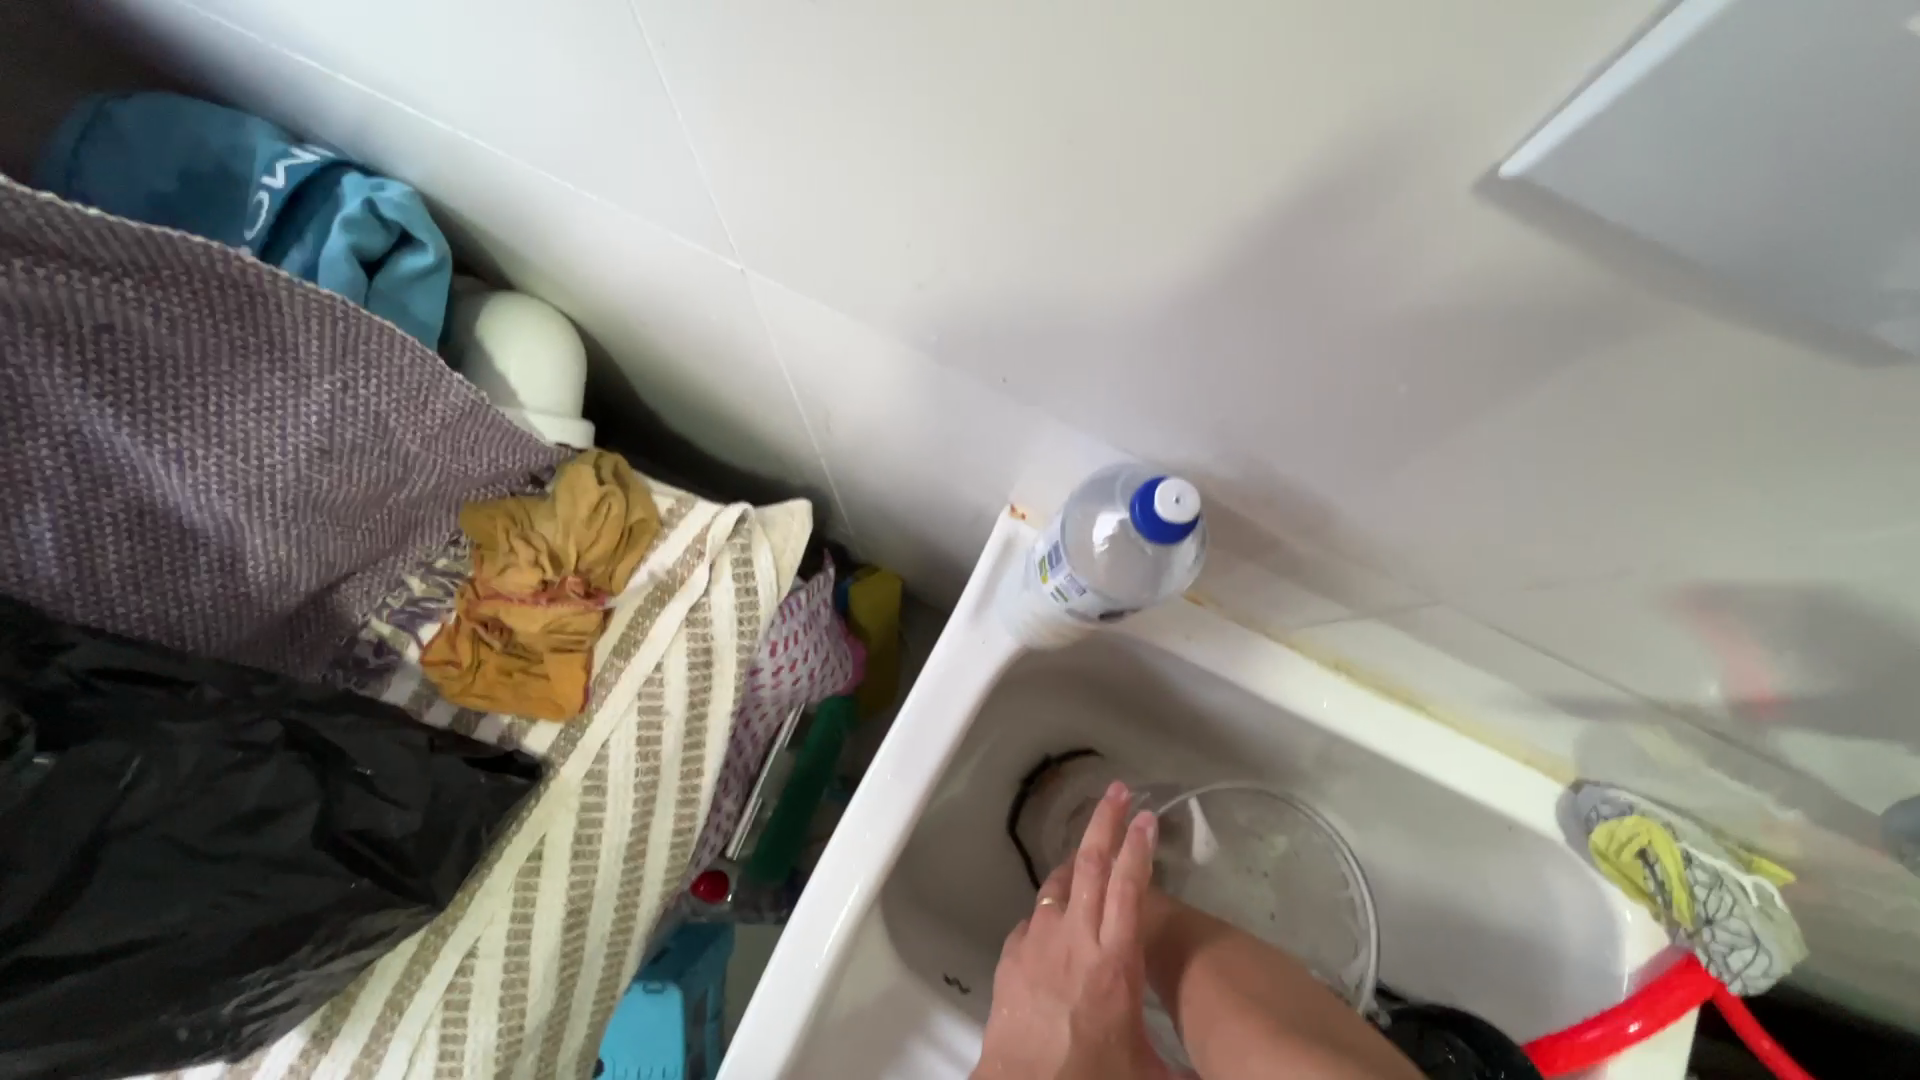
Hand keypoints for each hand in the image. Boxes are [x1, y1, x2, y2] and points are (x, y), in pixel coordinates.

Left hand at [972, 781, 1175, 1079]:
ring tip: (1089, 844)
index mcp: (1115, 960)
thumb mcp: (1149, 1070)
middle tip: (1116, 791)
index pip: (1129, 886)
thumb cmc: (1090, 1079)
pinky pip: (1035, 917)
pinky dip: (1050, 905)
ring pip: (1058, 883)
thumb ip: (1187, 1060)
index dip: (1138, 846)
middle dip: (1105, 821)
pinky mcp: (1013, 955)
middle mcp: (1075, 939)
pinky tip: (1057, 911)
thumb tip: (1221, 1067)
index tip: (1145, 817)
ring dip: (1076, 858)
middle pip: (1091, 864)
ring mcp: (1039, 942)